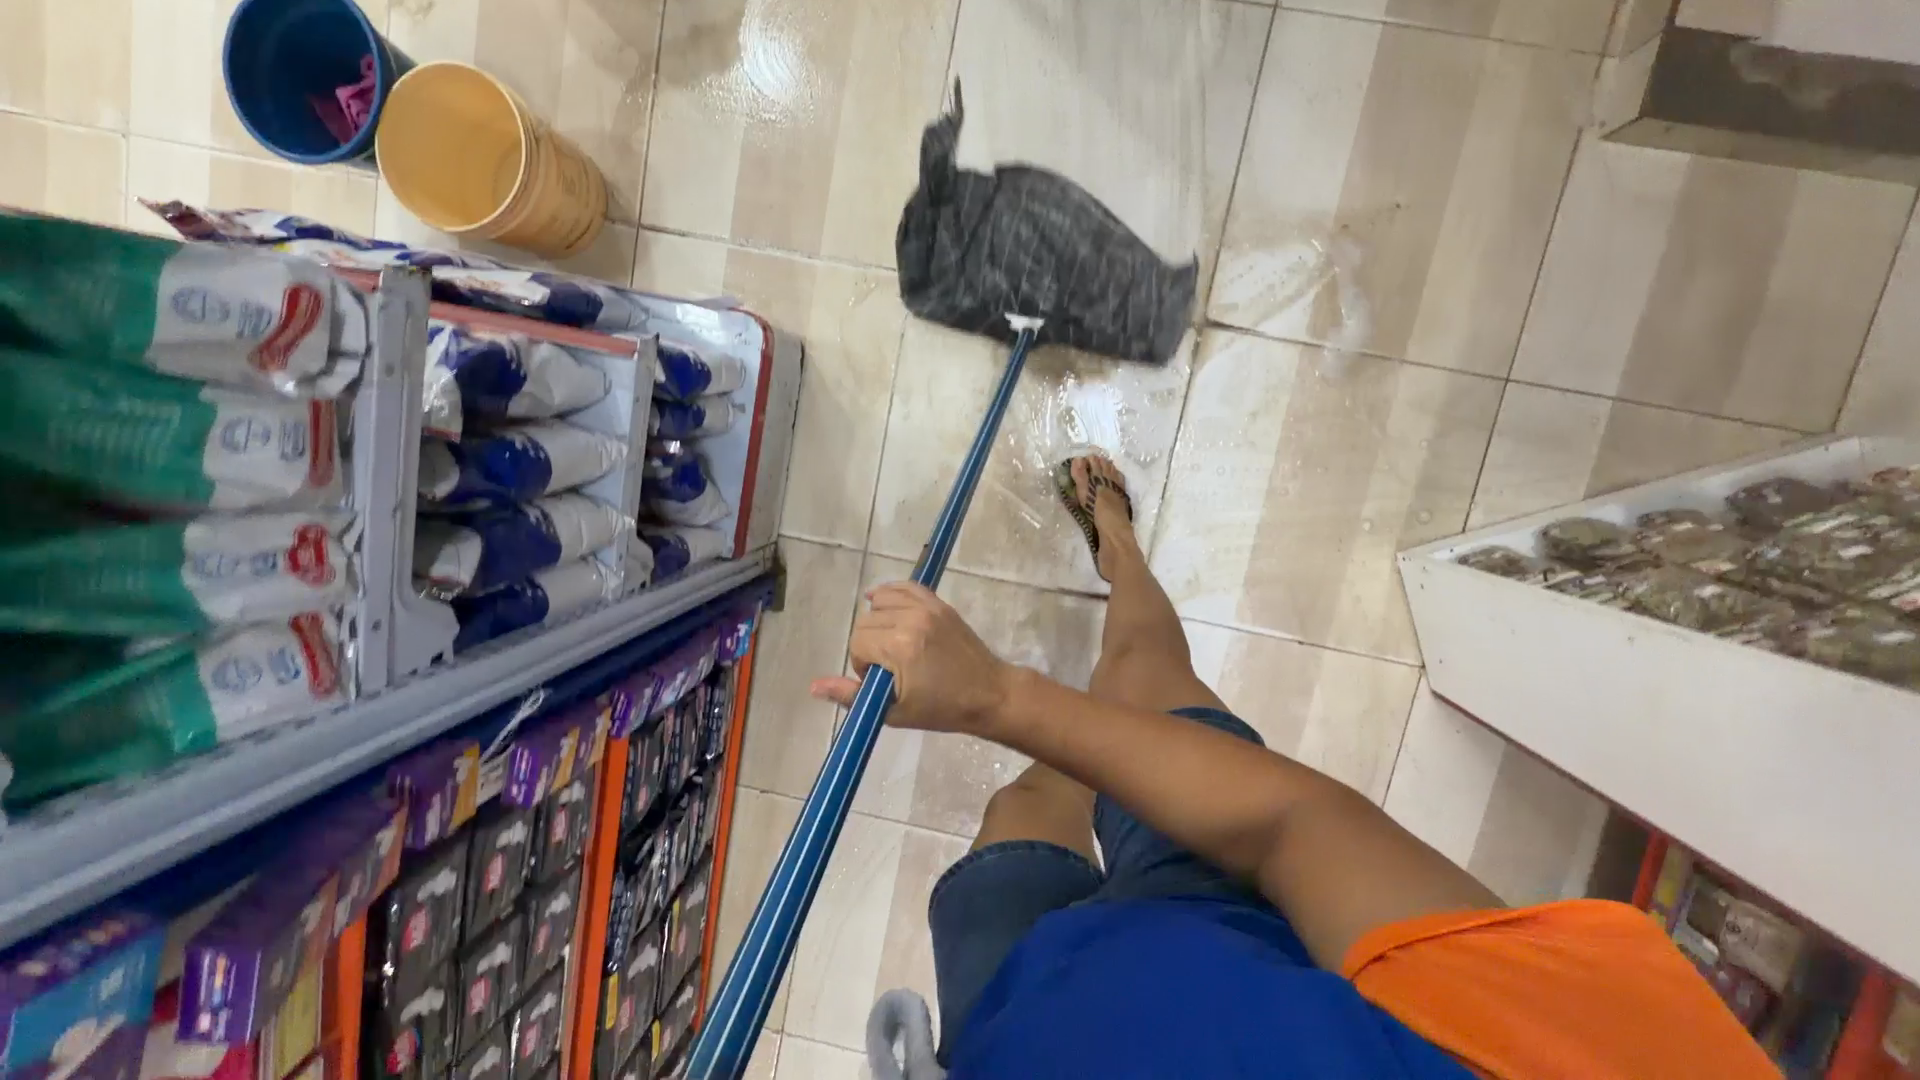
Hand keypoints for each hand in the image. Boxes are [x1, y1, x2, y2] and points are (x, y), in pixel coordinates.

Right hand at [809, 582, 1015, 735]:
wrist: (988, 693)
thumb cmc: (941, 709)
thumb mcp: (893, 711)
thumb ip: (851, 696)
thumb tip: (813, 687)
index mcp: (899, 647)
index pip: (857, 643)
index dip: (864, 665)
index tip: (882, 681)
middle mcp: (910, 620)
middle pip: (865, 622)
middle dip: (869, 645)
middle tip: (890, 668)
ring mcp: (927, 608)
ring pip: (880, 602)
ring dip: (879, 622)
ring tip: (894, 644)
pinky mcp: (938, 603)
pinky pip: (904, 586)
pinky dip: (890, 593)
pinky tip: (883, 603)